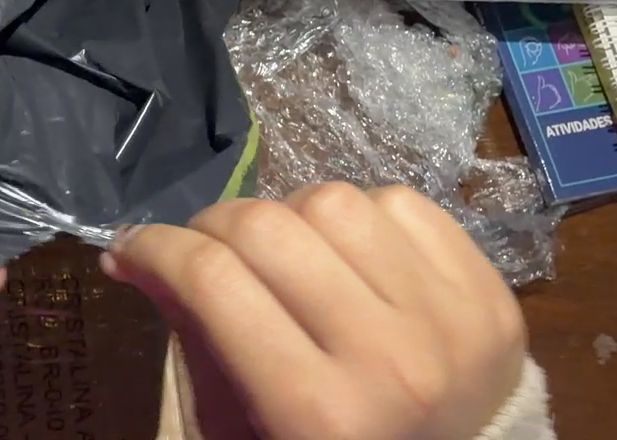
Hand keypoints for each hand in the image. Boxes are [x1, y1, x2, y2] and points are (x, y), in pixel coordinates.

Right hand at [102, 184, 525, 439]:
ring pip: (328, 199)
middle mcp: (391, 360)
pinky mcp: (490, 293)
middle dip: (211, 226)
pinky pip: (398, 201)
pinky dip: (363, 217)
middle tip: (203, 248)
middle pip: (264, 226)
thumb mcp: (244, 425)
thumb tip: (127, 254)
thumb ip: (192, 335)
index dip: (154, 245)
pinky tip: (356, 259)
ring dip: (292, 218)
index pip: (211, 279)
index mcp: (320, 414)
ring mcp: (451, 321)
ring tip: (290, 258)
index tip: (129, 245)